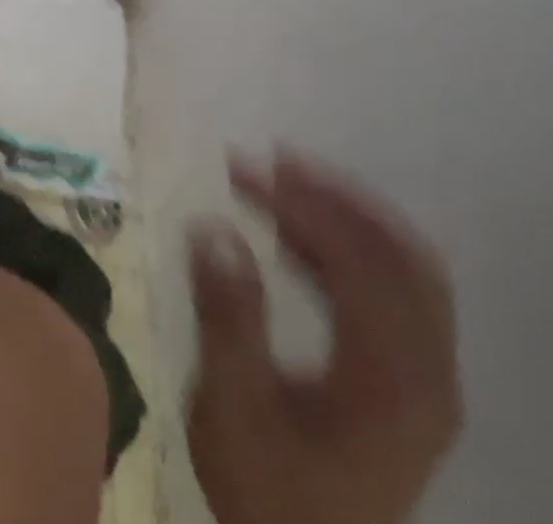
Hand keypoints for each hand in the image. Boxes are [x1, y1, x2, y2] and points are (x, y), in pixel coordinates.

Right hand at [187, 150, 460, 523]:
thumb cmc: (264, 482)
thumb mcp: (232, 402)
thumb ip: (227, 315)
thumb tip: (209, 229)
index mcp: (394, 376)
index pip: (364, 264)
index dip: (309, 205)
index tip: (246, 166)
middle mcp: (431, 371)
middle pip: (406, 259)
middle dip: (339, 199)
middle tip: (269, 159)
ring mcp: (428, 380)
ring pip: (410, 276)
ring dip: (350, 221)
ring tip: (282, 184)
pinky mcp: (410, 385)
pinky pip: (398, 300)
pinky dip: (353, 256)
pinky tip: (297, 242)